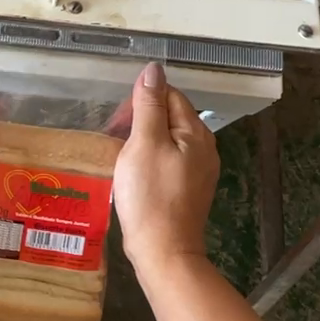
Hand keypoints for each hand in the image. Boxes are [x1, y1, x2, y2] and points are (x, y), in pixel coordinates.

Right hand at [113, 62, 218, 274]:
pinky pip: (167, 160)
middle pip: (170, 116)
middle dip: (140, 119)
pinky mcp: (187, 189)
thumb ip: (149, 105)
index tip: (117, 122)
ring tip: (120, 156)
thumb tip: (153, 69)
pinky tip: (133, 173)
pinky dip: (148, 158)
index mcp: (196, 132)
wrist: (163, 251)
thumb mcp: (144, 143)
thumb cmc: (150, 194)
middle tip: (114, 139)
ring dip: (142, 140)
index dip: (141, 100)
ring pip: (167, 139)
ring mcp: (198, 170)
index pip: (169, 96)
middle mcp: (204, 147)